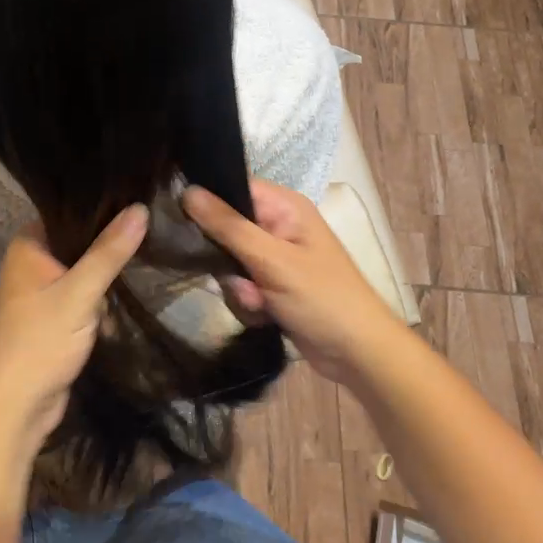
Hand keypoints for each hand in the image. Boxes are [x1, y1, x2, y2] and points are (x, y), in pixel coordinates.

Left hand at [0, 204, 147, 451]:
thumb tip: (140, 207)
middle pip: (82, 241)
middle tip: (146, 244)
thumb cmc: (38, 343)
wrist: (11, 411)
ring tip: (138, 274)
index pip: (72, 210)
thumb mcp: (79, 294)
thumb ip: (109, 252)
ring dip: (106, 284)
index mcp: (29, 243)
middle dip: (109, 252)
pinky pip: (84, 298)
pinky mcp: (54, 318)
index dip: (104, 209)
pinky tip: (119, 306)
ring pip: (86, 272)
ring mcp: (43, 291)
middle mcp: (32, 261)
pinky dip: (99, 305)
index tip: (141, 205)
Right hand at [184, 178, 402, 385]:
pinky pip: (242, 284)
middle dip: (226, 258)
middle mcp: (279, 225)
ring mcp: (276, 257)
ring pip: (230, 261)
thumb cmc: (322, 298)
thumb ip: (228, 226)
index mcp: (285, 206)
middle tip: (239, 277)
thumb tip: (188, 191)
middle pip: (227, 226)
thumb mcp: (272, 260)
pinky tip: (264, 314)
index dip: (209, 201)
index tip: (184, 221)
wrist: (358, 355)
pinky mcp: (273, 285)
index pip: (233, 186)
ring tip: (257, 301)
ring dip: (239, 286)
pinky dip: (248, 301)